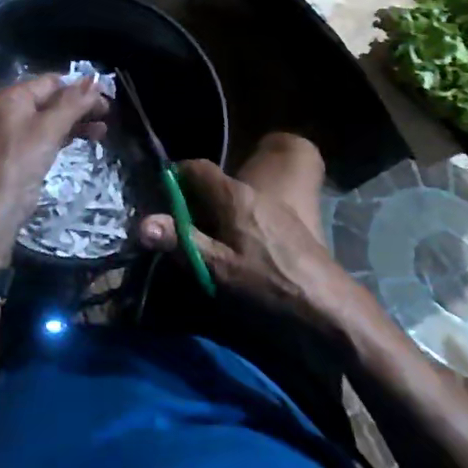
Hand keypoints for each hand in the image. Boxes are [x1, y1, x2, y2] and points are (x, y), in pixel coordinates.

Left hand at [0, 75, 107, 264]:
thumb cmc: (22, 160)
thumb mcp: (50, 127)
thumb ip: (74, 101)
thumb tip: (95, 79)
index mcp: (12, 96)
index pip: (51, 81)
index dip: (79, 87)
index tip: (106, 96)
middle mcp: (11, 108)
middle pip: (53, 98)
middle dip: (81, 104)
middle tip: (108, 112)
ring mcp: (16, 130)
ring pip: (53, 117)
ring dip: (79, 120)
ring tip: (104, 129)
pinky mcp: (23, 149)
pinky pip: (49, 133)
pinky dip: (68, 133)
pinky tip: (90, 137)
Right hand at [137, 160, 356, 333]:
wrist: (324, 300)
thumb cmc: (268, 282)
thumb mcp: (218, 269)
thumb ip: (181, 243)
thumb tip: (143, 224)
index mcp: (234, 195)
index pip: (197, 167)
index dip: (175, 175)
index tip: (158, 194)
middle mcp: (254, 191)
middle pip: (215, 182)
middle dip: (192, 196)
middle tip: (173, 221)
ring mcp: (274, 206)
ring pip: (234, 197)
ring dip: (213, 210)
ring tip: (197, 236)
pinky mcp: (287, 223)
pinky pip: (249, 210)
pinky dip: (232, 220)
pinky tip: (231, 247)